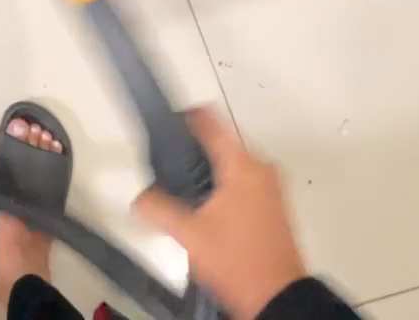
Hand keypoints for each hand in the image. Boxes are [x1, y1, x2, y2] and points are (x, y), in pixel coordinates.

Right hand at [132, 108, 307, 319]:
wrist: (281, 303)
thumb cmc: (241, 264)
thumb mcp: (188, 234)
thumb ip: (156, 208)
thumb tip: (138, 199)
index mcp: (242, 164)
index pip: (206, 118)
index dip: (181, 116)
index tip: (163, 122)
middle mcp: (260, 168)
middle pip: (217, 139)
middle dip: (191, 149)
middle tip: (169, 164)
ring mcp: (271, 186)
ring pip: (229, 159)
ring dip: (207, 167)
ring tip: (184, 187)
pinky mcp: (274, 203)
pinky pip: (241, 176)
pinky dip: (222, 181)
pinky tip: (205, 204)